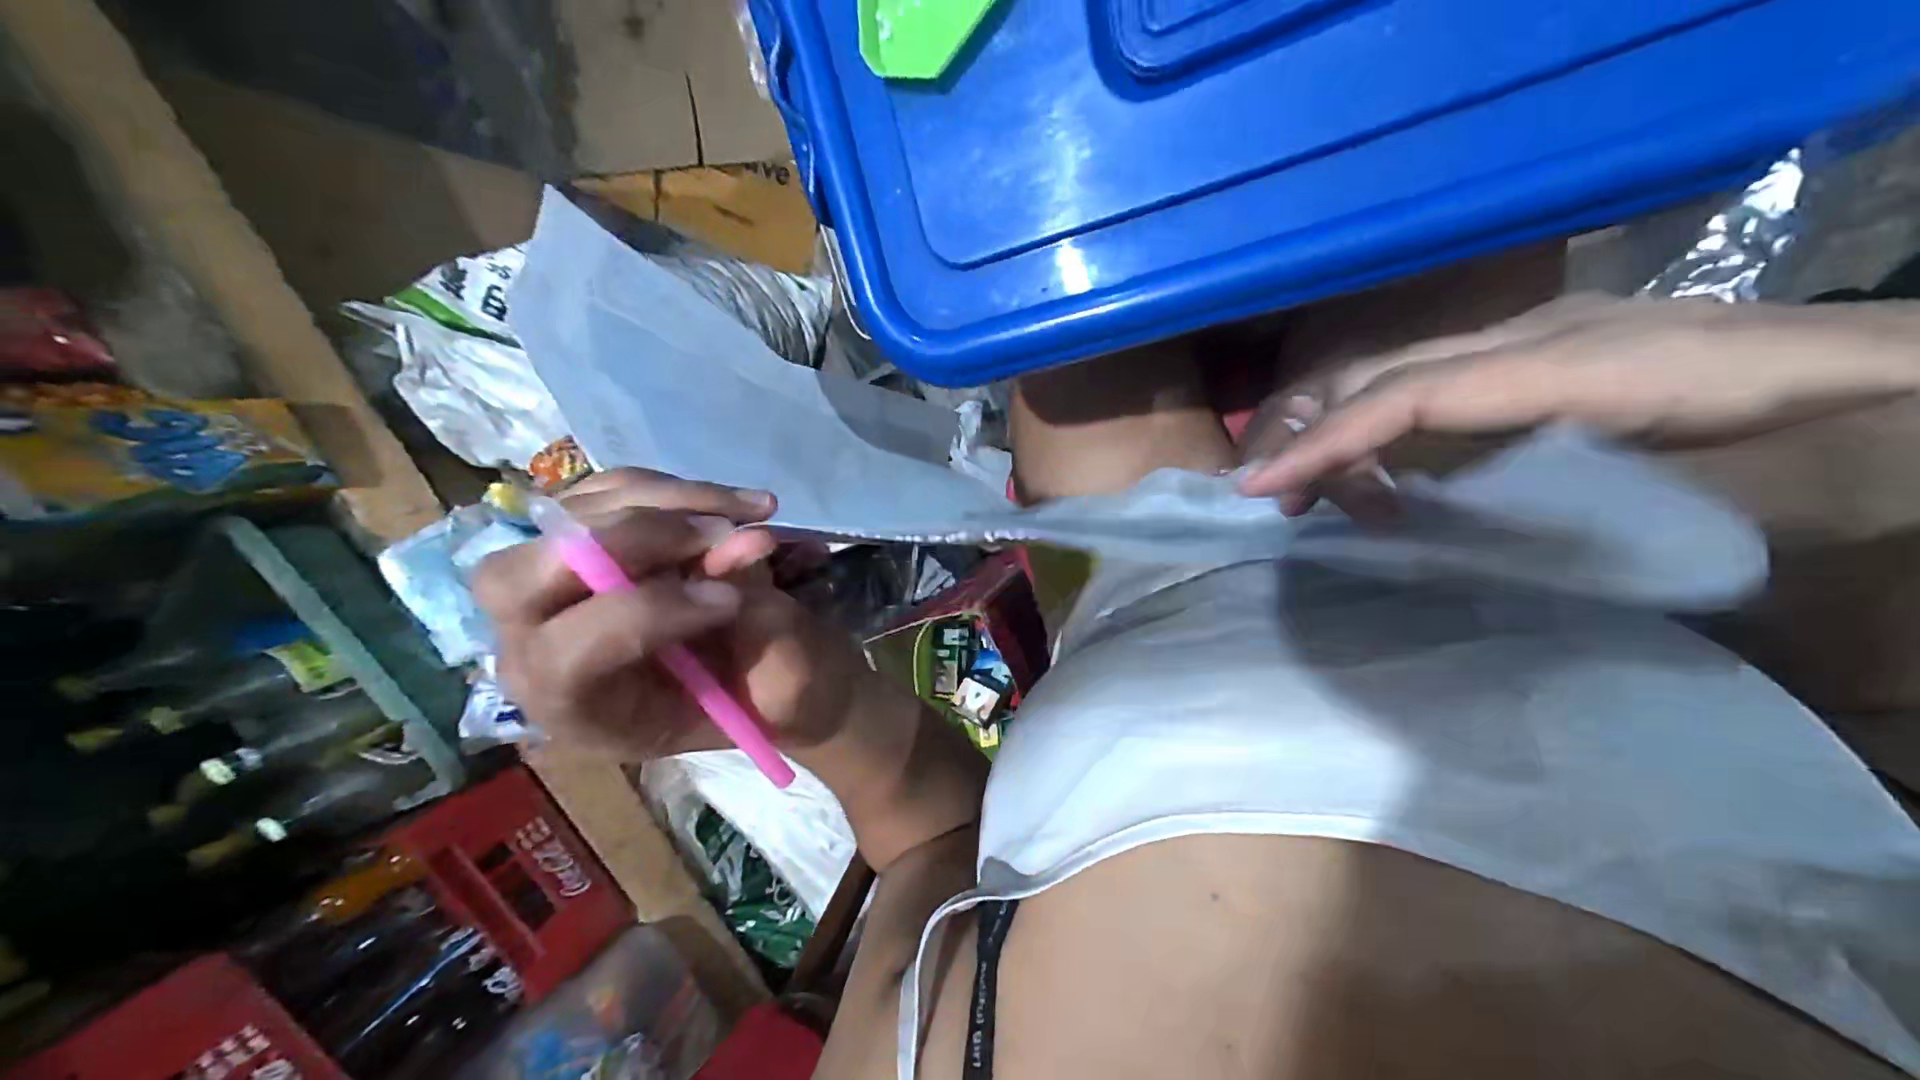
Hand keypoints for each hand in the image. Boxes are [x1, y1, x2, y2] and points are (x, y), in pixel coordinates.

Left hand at [474, 468, 867, 763]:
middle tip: (719, 532)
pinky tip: (729, 506)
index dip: (647, 614)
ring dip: (669, 502)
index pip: (562, 657)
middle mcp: (537, 649)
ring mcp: (548, 588)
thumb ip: (761, 624)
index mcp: (581, 711)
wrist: (755, 671)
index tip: (731, 599)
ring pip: (566, 519)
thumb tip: (748, 538)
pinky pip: (604, 491)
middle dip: (625, 540)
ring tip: (752, 510)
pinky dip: (671, 489)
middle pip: (514, 578)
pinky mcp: (581, 541)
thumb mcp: (777, 685)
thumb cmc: (762, 695)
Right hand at [1239, 295, 1919, 502]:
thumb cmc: (1800, 437)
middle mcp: (1524, 339)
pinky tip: (1384, 481)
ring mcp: (1521, 345)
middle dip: (1305, 433)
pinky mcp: (1524, 364)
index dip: (1323, 440)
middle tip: (1272, 500)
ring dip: (1335, 437)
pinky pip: (1422, 391)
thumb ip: (1563, 491)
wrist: (1876, 377)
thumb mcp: (1684, 481)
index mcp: (1561, 363)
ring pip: (1387, 378)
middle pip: (1376, 374)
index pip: (1406, 396)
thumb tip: (1428, 518)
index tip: (1259, 489)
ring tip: (1325, 502)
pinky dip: (1376, 435)